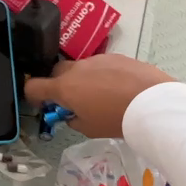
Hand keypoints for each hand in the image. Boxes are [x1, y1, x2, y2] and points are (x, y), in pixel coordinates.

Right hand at [23, 54, 174, 137]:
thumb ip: (74, 119)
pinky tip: (118, 88)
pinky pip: (101, 65)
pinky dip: (103, 75)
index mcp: (64, 88)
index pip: (34, 86)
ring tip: (101, 95)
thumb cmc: (116, 120)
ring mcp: (97, 59)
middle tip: (72, 100)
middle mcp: (76, 69)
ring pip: (81, 68)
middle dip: (58, 84)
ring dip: (83, 79)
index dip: (32, 95)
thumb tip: (72, 114)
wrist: (153, 103)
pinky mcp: (116, 56)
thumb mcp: (89, 128)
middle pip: (56, 72)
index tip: (41, 103)